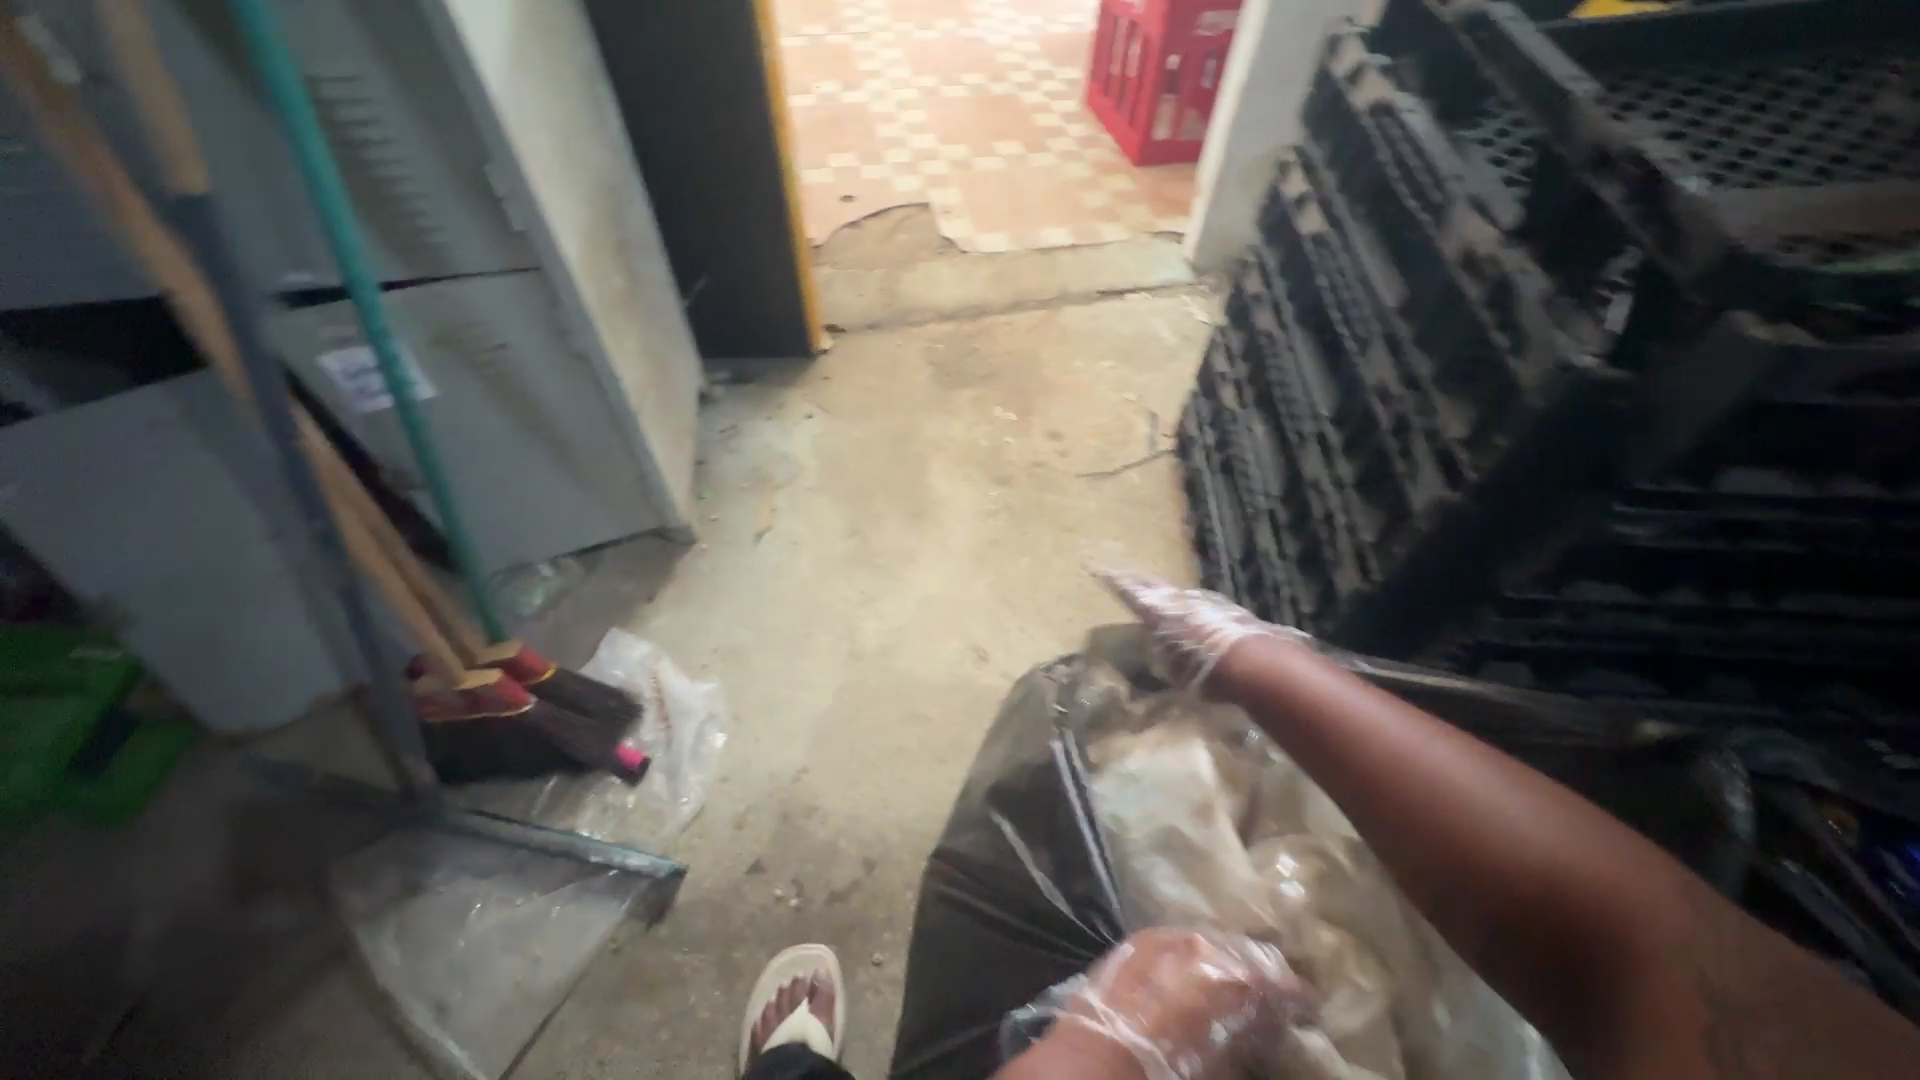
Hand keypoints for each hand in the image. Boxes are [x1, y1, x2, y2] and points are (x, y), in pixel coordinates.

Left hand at [1044, 928, 1314, 1079]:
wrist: (1101, 1059)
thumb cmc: (1174, 1069)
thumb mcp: (1230, 1063)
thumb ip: (1254, 1039)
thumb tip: (1263, 1033)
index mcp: (1239, 976)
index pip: (1286, 982)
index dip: (1297, 998)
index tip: (1305, 1009)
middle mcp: (1208, 943)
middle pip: (1248, 953)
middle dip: (1260, 974)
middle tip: (1266, 997)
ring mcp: (1171, 934)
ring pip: (1211, 941)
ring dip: (1222, 961)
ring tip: (1227, 984)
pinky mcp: (1140, 938)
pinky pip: (1176, 941)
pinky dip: (1189, 957)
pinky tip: (1190, 974)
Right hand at [1091, 567, 1308, 690]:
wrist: (1254, 663)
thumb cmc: (1203, 670)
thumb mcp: (1173, 669)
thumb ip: (1164, 652)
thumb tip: (1163, 647)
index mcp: (1158, 610)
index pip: (1129, 590)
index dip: (1112, 579)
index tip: (1095, 565)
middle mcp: (1180, 599)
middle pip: (1154, 586)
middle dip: (1139, 581)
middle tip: (1125, 575)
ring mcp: (1205, 601)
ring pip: (1179, 595)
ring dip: (1168, 597)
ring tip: (1158, 597)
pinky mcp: (1228, 609)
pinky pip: (1200, 607)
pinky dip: (1191, 611)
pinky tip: (1193, 618)